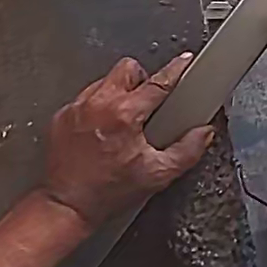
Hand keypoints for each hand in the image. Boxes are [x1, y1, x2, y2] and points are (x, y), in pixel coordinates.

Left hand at [39, 54, 214, 228]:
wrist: (67, 205)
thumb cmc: (108, 192)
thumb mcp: (158, 175)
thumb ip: (187, 150)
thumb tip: (203, 134)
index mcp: (125, 114)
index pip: (157, 82)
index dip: (175, 69)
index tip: (184, 61)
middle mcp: (98, 104)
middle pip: (128, 69)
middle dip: (142, 80)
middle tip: (147, 102)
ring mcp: (77, 107)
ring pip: (106, 80)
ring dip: (119, 93)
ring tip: (124, 120)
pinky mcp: (62, 115)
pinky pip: (86, 97)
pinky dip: (98, 106)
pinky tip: (103, 128)